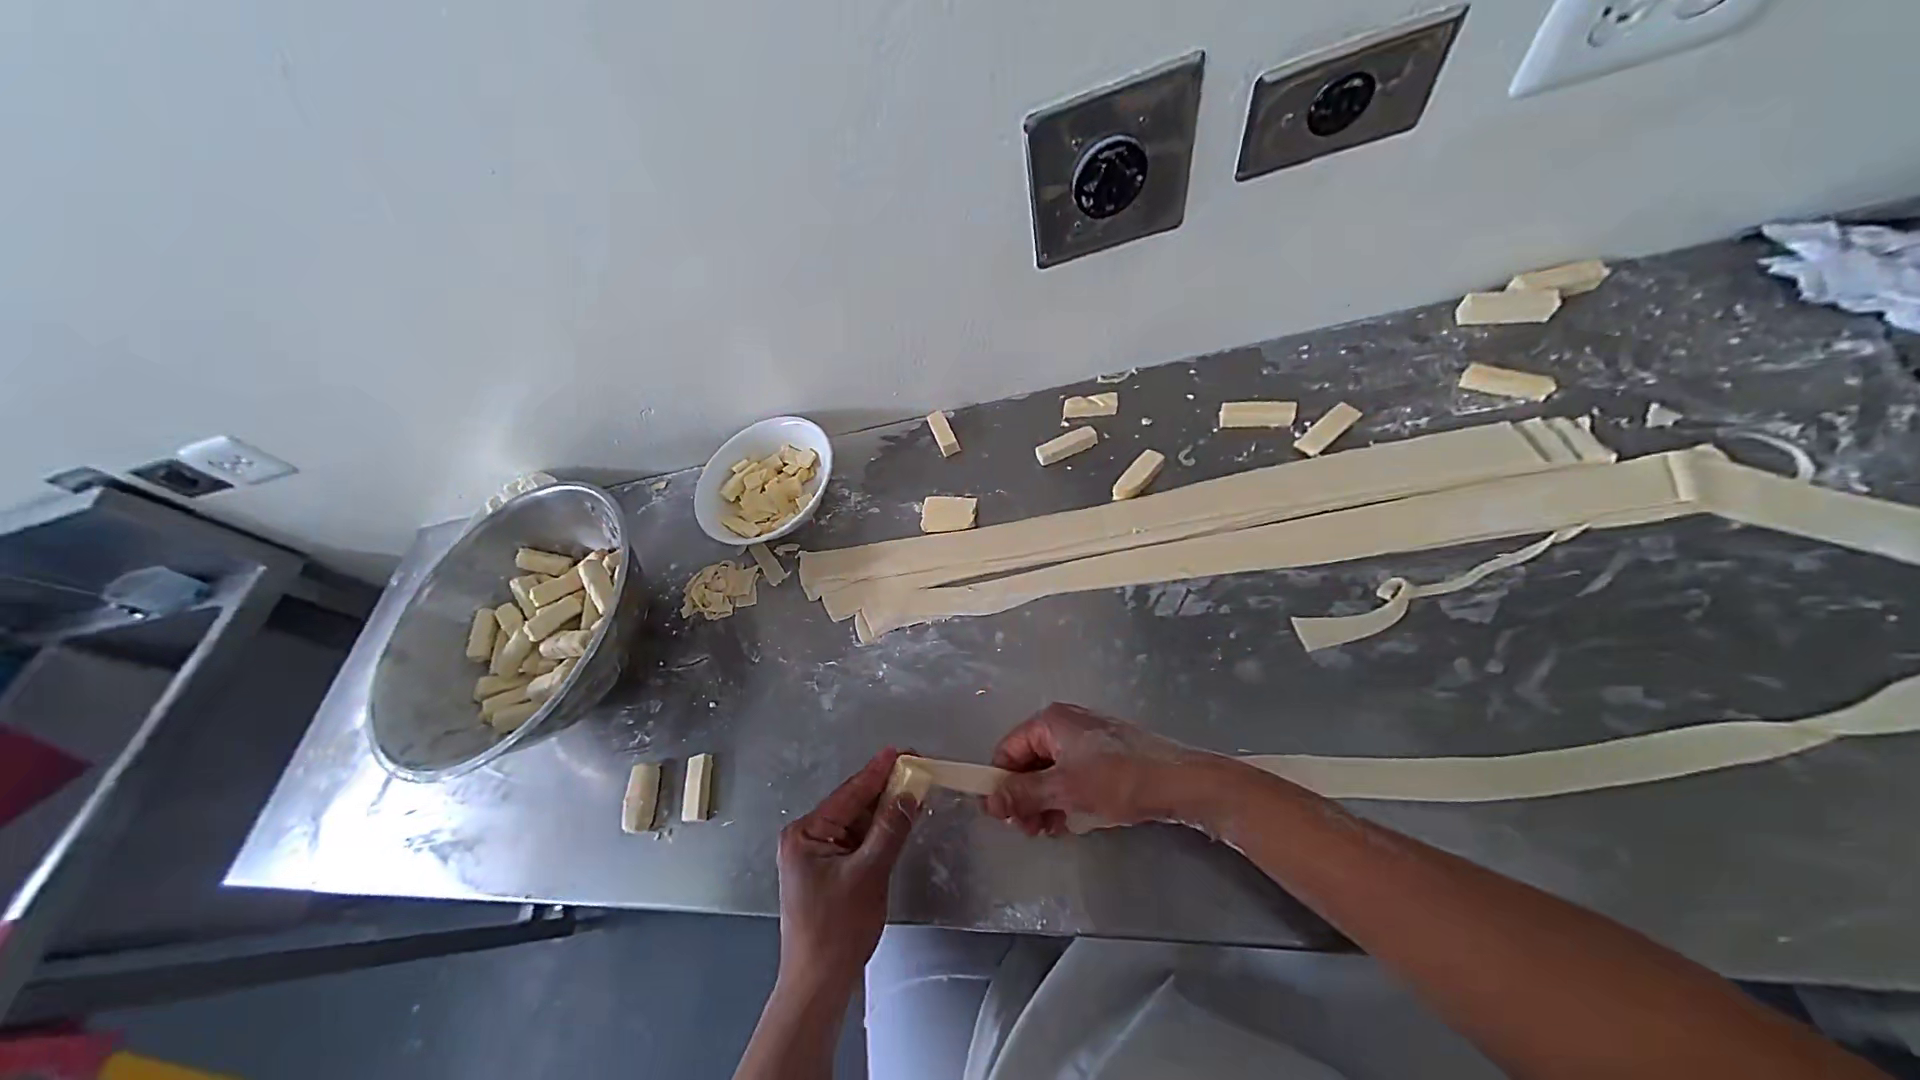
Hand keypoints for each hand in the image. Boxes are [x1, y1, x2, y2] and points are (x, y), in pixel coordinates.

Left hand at [774, 748, 919, 990]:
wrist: (818, 984)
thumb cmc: (837, 930)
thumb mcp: (868, 874)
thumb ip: (889, 830)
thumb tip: (908, 795)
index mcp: (805, 834)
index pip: (848, 794)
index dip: (877, 772)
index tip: (901, 752)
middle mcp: (806, 839)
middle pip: (852, 806)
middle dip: (884, 790)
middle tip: (914, 770)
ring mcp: (816, 856)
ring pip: (856, 823)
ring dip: (884, 811)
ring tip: (914, 791)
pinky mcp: (828, 871)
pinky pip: (857, 841)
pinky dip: (878, 832)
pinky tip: (899, 822)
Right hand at [983, 703, 1232, 835]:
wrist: (1179, 783)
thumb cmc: (1117, 780)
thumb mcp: (1064, 789)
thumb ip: (1023, 794)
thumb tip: (988, 801)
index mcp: (1050, 722)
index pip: (1008, 749)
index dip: (1001, 782)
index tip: (1004, 816)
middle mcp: (1065, 725)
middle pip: (1028, 761)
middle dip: (1025, 796)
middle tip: (1030, 829)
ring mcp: (1087, 740)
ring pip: (1051, 773)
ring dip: (1044, 802)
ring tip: (1050, 830)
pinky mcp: (1105, 758)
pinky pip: (1072, 777)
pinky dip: (1066, 799)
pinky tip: (1070, 822)